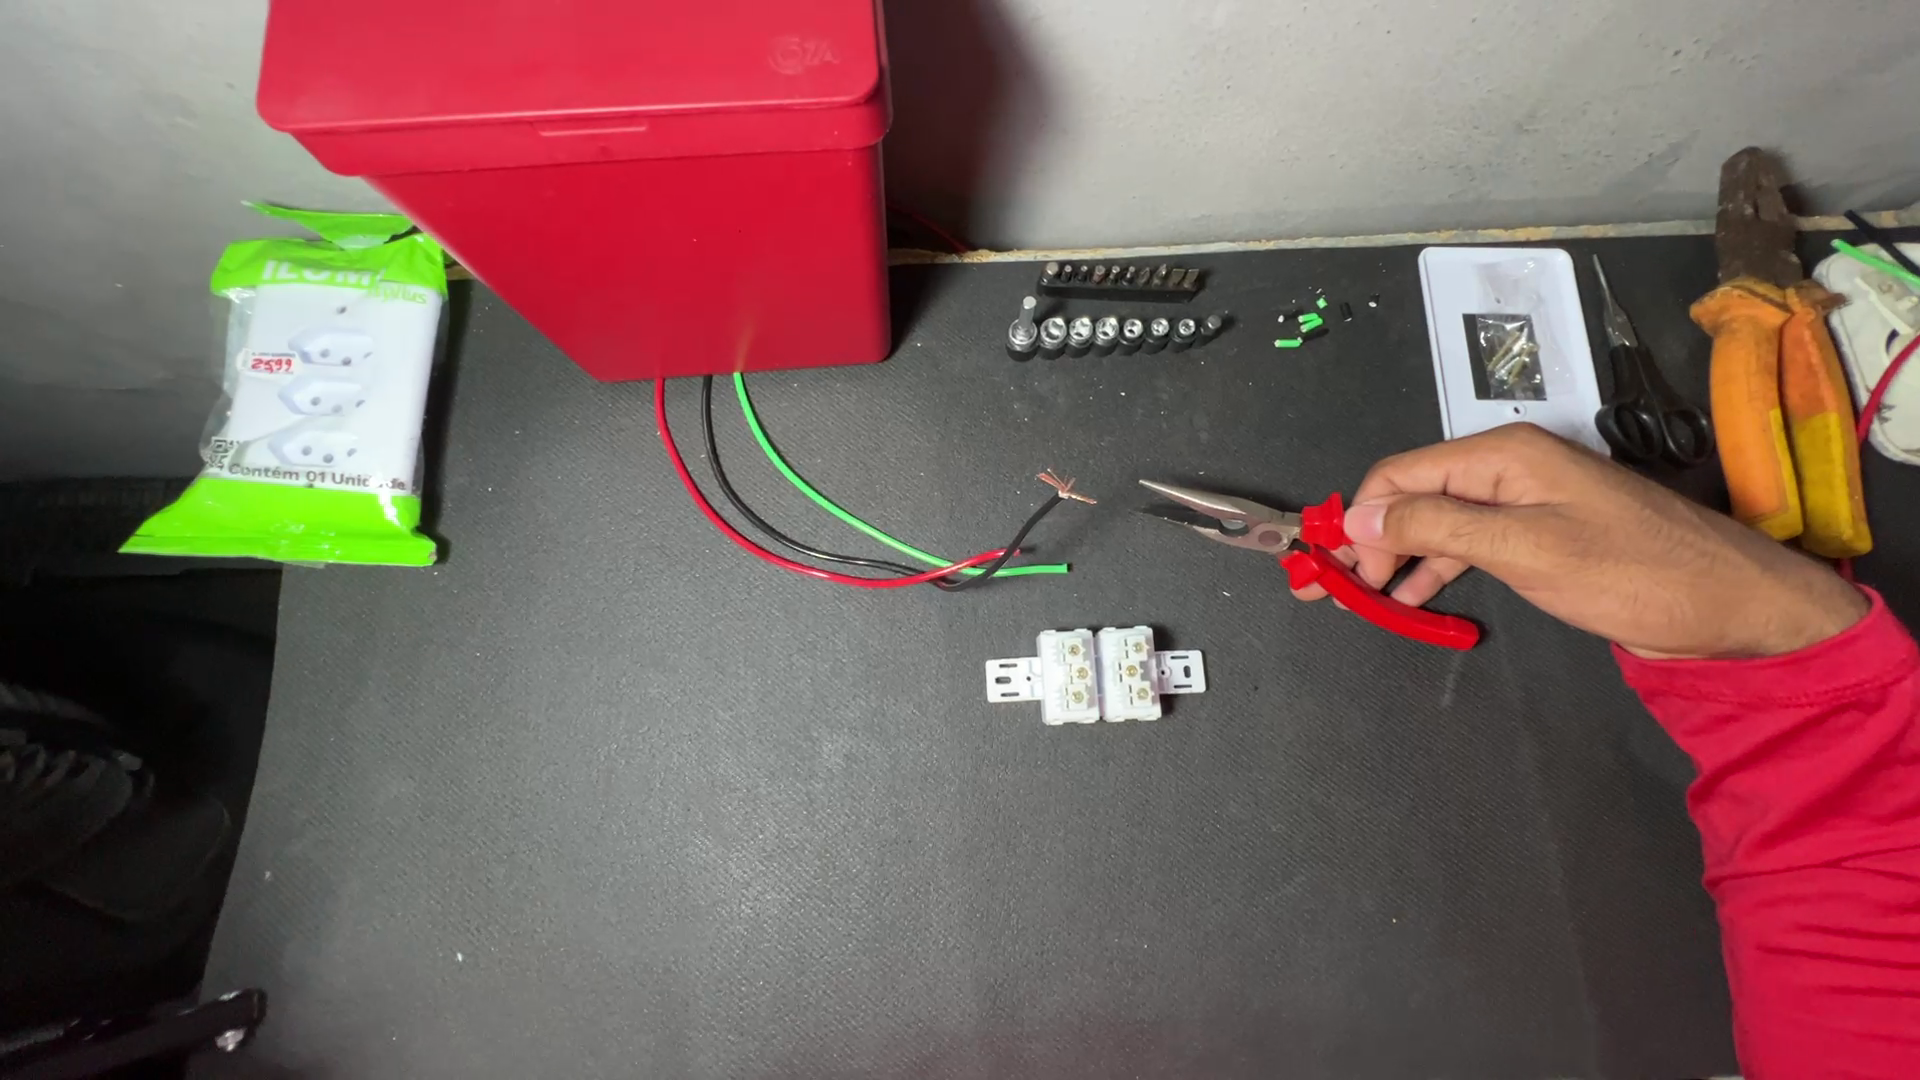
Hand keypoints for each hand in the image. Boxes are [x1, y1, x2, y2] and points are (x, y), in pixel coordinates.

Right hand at [1292, 424, 1867, 657]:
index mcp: (1498, 457)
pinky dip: (1429, 569)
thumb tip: (1357, 517)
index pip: (1398, 476)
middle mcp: (1499, 471)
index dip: (1358, 518)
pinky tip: (1408, 595)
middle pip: (1406, 499)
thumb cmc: (1631, 573)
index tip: (1334, 566)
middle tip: (1334, 591)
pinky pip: (1459, 544)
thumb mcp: (1524, 547)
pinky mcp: (1528, 535)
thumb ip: (1435, 525)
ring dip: (1392, 560)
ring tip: (1359, 599)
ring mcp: (1515, 503)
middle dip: (1365, 542)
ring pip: (1428, 524)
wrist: (1736, 610)